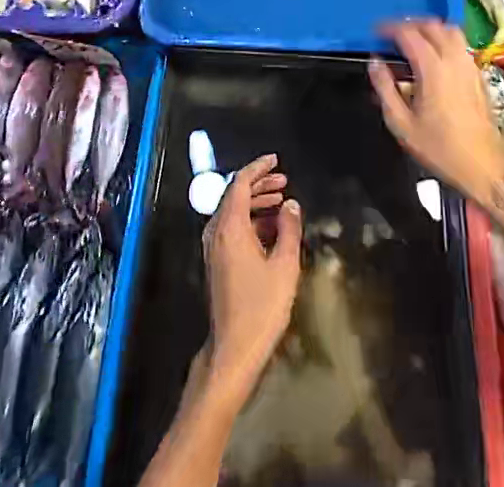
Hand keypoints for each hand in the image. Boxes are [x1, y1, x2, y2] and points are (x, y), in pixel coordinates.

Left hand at [202, 153, 299, 393]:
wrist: (234, 345)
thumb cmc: (262, 306)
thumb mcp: (284, 266)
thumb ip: (288, 230)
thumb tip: (290, 204)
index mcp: (229, 226)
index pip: (239, 184)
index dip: (257, 168)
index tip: (275, 159)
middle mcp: (215, 230)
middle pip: (234, 195)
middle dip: (259, 184)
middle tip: (284, 180)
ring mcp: (213, 245)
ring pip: (232, 211)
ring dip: (256, 202)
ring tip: (282, 201)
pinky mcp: (216, 259)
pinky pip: (231, 227)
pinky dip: (250, 220)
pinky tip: (271, 227)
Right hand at [368, 20, 503, 201]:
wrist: (484, 167)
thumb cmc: (440, 148)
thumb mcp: (400, 122)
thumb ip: (384, 88)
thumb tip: (375, 64)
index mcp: (433, 70)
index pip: (409, 34)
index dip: (389, 28)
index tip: (375, 31)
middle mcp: (455, 62)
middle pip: (433, 26)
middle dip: (410, 24)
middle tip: (392, 33)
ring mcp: (471, 68)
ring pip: (451, 32)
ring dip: (430, 30)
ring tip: (412, 41)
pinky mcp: (479, 77)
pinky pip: (461, 47)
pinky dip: (444, 42)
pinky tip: (433, 58)